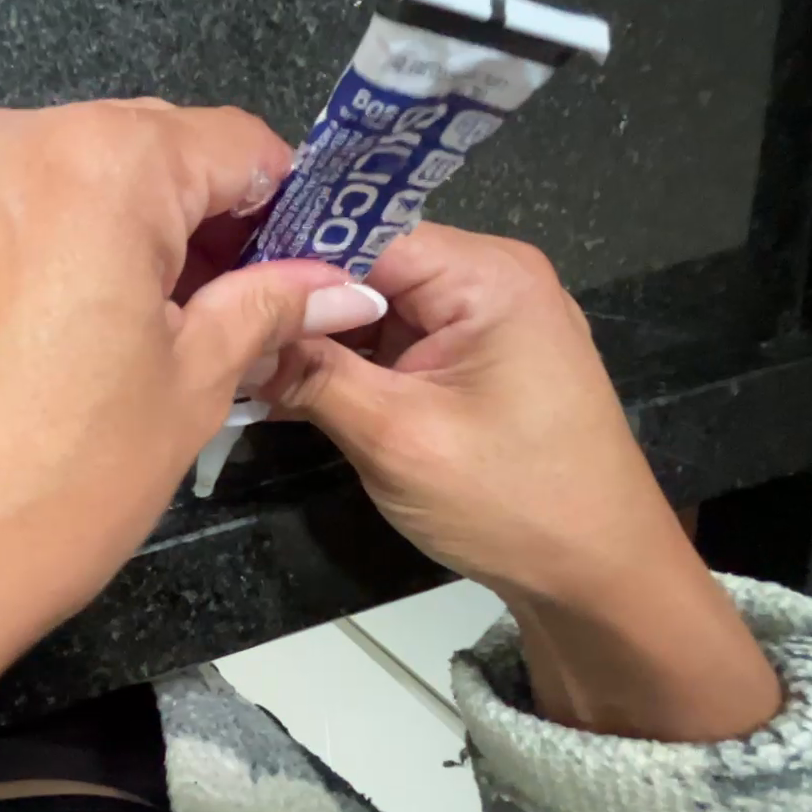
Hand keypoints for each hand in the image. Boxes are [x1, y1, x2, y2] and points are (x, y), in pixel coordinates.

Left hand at [0, 101, 389, 759]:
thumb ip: (266, 309)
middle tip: (241, 303)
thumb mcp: (189, 391)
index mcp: (97, 162)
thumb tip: (340, 286)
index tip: (305, 263)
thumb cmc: (63, 485)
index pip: (233, 143)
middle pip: (154, 149)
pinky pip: (28, 206)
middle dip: (209, 219)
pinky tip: (94, 317)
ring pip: (88, 175)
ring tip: (166, 322)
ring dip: (143, 232)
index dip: (284, 205)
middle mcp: (12, 139)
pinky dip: (78, 242)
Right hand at [264, 223, 780, 740]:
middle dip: (296, 306)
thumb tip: (238, 338)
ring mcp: (475, 322)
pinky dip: (340, 366)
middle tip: (221, 334)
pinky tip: (283, 386)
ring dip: (313, 341)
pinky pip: (386, 345)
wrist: (592, 576)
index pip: (364, 235)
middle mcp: (483, 280)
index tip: (219, 289)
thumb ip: (312, 376)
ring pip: (368, 311)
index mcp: (484, 276)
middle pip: (364, 270)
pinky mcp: (463, 361)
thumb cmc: (508, 500)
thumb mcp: (396, 437)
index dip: (289, 260)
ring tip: (240, 361)